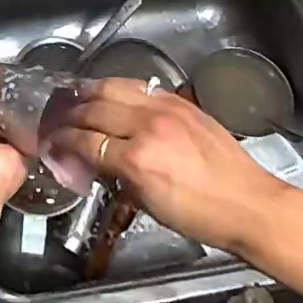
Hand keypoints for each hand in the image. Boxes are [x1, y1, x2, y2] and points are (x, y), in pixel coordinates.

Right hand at [50, 78, 302, 252]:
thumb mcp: (149, 205)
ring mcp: (165, 108)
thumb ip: (117, 177)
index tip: (51, 143)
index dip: (62, 141)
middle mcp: (147, 126)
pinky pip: (139, 86)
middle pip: (93, 109)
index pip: (86, 141)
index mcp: (138, 160)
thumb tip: (94, 160)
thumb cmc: (201, 216)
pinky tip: (108, 92)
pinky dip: (117, 87)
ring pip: (113, 87)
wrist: (251, 203)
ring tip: (73, 96)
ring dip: (88, 91)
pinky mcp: (180, 101)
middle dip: (68, 114)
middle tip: (56, 119)